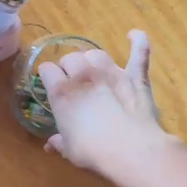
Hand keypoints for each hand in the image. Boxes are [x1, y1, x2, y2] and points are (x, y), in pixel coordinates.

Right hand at [37, 28, 179, 184]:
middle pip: (71, 57)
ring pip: (96, 53)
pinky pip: (139, 52)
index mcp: (62, 92)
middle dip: (68, 67)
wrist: (131, 151)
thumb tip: (51, 144)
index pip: (47, 70)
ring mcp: (112, 72)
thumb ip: (59, 142)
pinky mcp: (136, 76)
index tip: (49, 85)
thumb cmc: (93, 152)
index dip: (47, 76)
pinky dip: (138, 42)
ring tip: (93, 70)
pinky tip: (134, 35)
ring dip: (92, 59)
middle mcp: (84, 75)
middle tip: (72, 81)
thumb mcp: (69, 149)